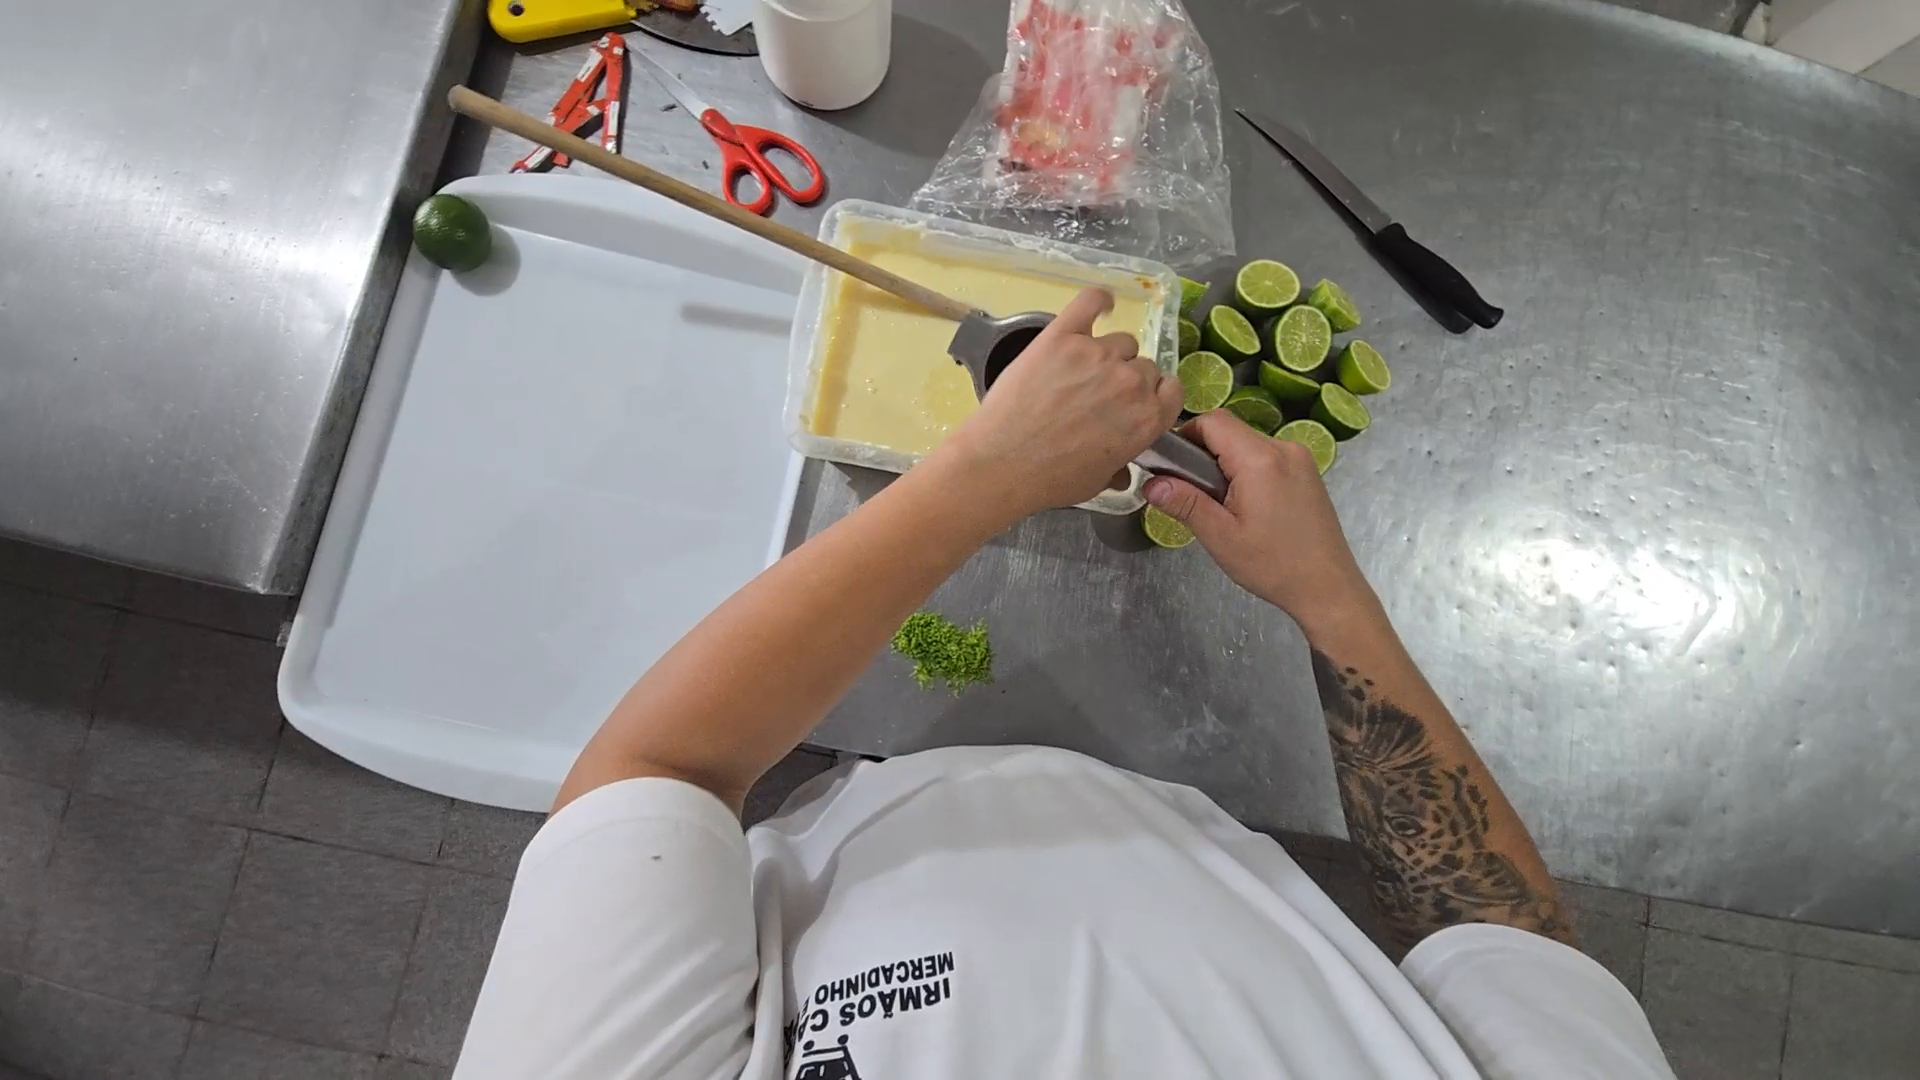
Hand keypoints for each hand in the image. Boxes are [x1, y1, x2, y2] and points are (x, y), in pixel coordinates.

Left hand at [936, 288, 1183, 521]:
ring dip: (1107, 354)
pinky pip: (1091, 301)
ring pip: (1119, 342)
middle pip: (1144, 366)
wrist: (1000, 464)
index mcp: (1147, 418)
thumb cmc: (1049, 480)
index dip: (1155, 396)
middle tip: (1096, 397)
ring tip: (1079, 373)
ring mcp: (1096, 353)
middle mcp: (1130, 381)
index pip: (1172, 390)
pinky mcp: (1061, 336)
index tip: (1138, 401)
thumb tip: (1124, 467)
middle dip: (1126, 381)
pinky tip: (1100, 306)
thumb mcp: (1098, 482)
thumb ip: (1121, 465)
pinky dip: (1098, 301)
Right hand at [1141, 411, 1374, 631]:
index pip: (1213, 421)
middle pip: (1229, 431)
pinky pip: (1265, 457)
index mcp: (1260, 459)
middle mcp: (1283, 448)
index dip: (1185, 435)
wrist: (1327, 587)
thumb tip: (1150, 484)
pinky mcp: (1306, 472)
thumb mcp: (1220, 537)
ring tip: (1220, 506)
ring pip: (1246, 444)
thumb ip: (1185, 504)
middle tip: (1192, 494)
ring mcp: (1299, 458)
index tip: (1171, 465)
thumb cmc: (1272, 565)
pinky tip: (1245, 507)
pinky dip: (1245, 471)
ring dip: (1224, 464)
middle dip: (1203, 454)